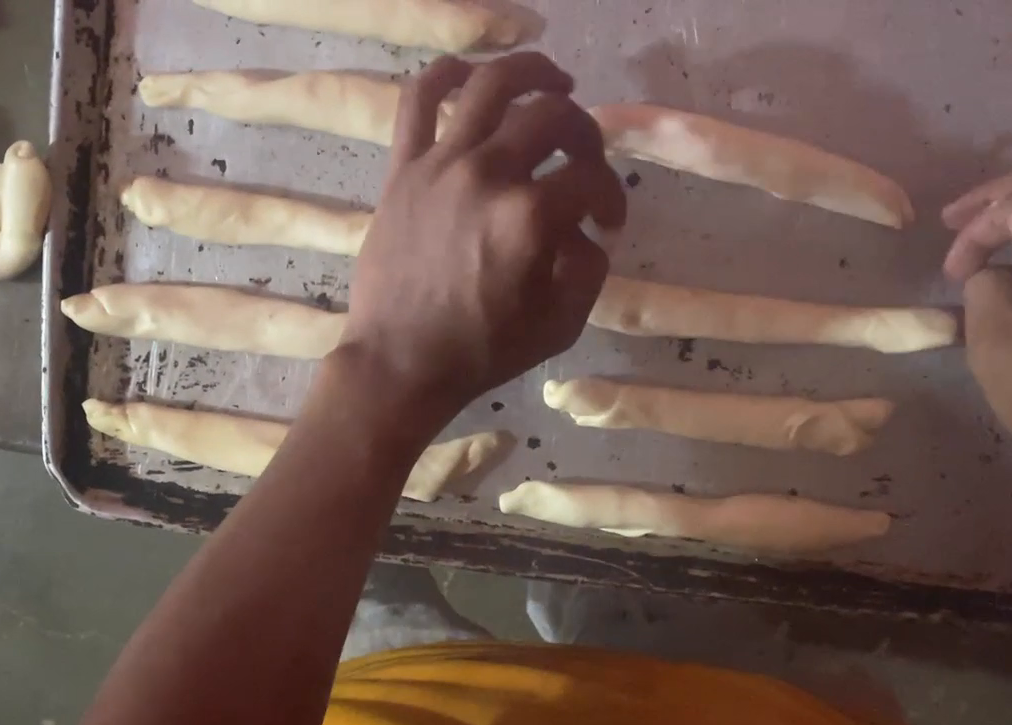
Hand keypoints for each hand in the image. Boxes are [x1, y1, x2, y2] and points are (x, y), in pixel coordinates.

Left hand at [323, 53, 626, 445]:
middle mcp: (488, 176)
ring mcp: (441, 166)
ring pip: (492, 86)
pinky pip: (419, 100)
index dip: (611, 197)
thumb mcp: (558, 327)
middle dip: (585, 136)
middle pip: (553, 117)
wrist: (400, 365)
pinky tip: (471, 76)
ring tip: (554, 81)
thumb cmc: (480, 354)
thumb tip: (590, 233)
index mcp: (531, 218)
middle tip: (585, 162)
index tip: (607, 221)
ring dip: (533, 73)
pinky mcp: (403, 171)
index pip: (591, 179)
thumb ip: (589, 272)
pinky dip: (447, 74)